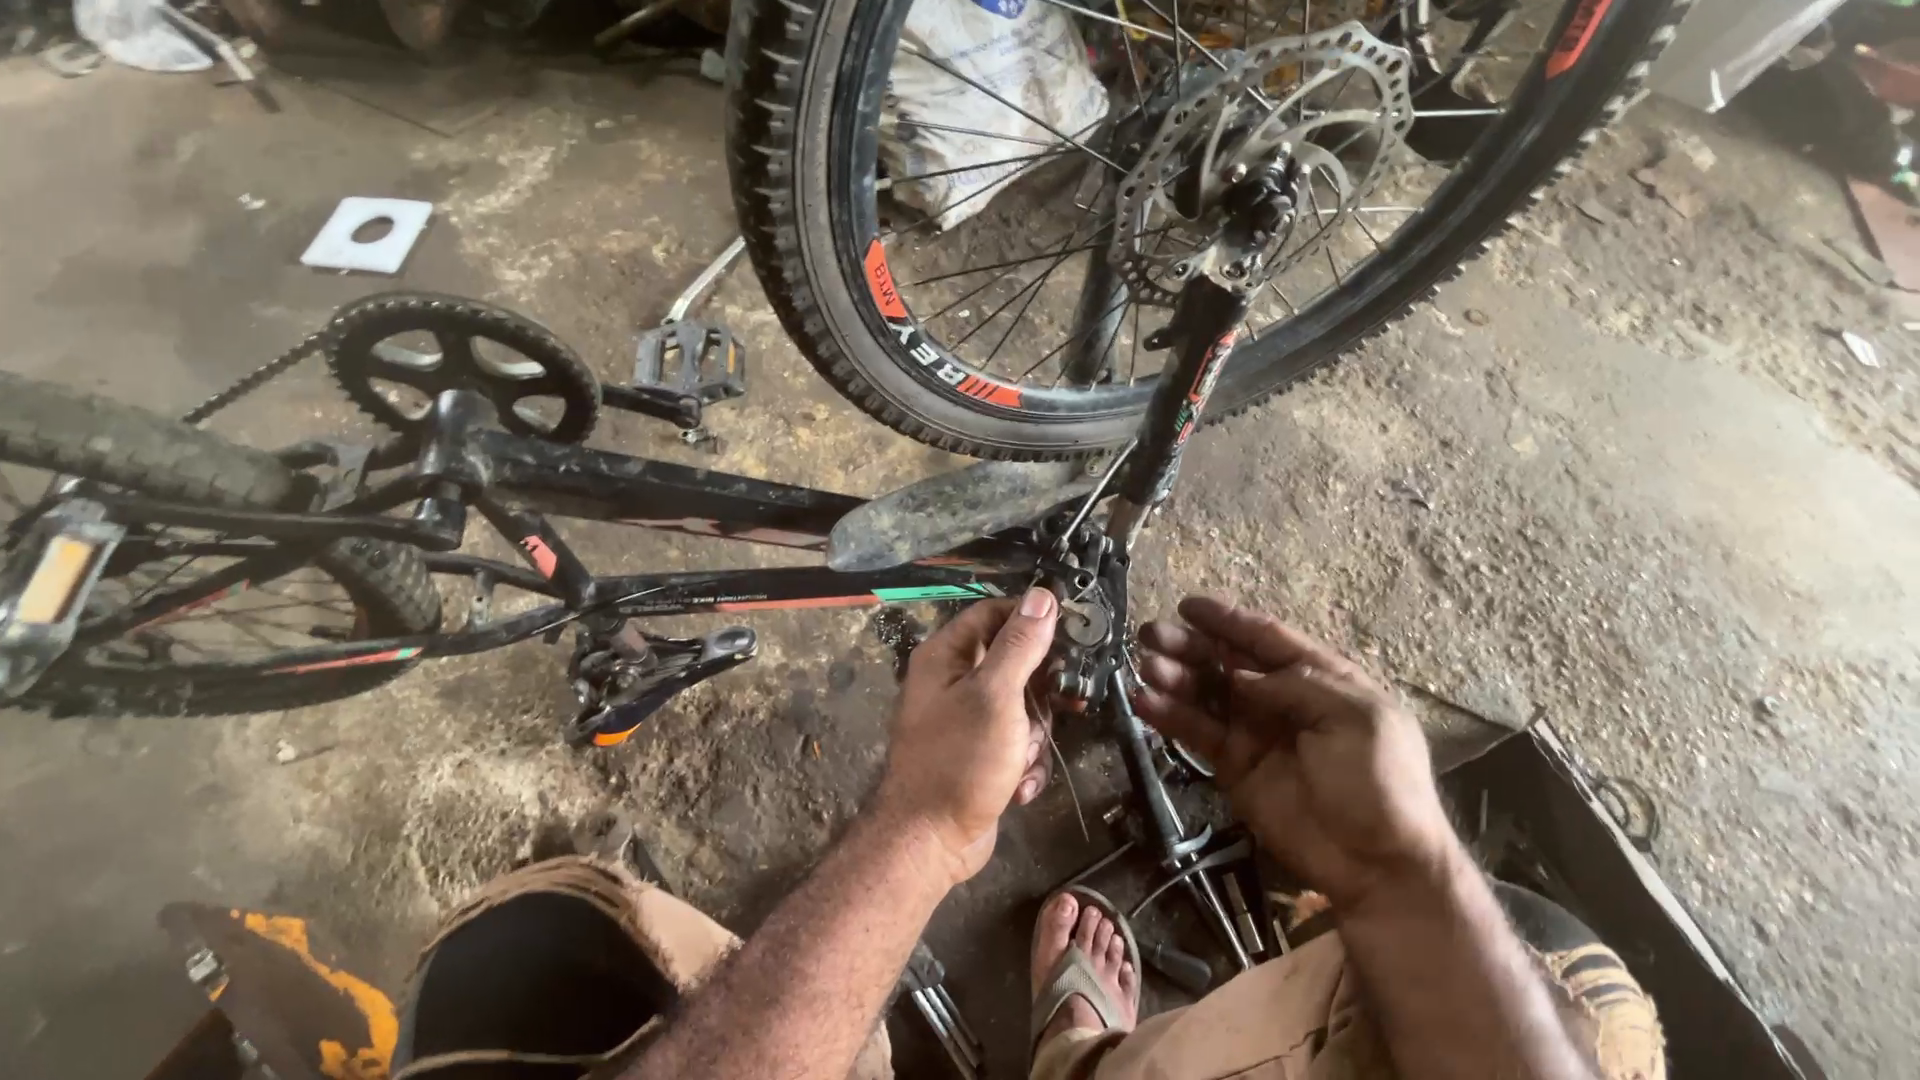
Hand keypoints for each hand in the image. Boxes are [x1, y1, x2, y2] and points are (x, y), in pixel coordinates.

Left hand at [873, 589, 1058, 886]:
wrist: (930, 842)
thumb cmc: (960, 760)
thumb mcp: (996, 696)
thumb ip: (1020, 645)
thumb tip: (1042, 595)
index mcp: (946, 656)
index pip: (993, 614)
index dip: (1032, 619)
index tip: (1071, 634)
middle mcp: (951, 681)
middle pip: (1015, 664)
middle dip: (1039, 696)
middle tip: (1059, 711)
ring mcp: (965, 720)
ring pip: (1023, 708)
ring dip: (1034, 736)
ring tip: (1022, 759)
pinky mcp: (979, 754)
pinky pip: (1016, 742)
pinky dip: (1024, 763)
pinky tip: (1018, 785)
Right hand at [1133, 596, 1458, 909]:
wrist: (1378, 866)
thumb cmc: (1380, 784)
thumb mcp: (1358, 721)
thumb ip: (1298, 687)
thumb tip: (1239, 674)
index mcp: (1320, 680)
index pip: (1268, 640)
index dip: (1229, 620)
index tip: (1189, 606)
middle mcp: (1281, 699)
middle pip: (1228, 662)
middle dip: (1190, 645)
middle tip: (1151, 634)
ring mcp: (1254, 733)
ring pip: (1206, 694)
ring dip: (1175, 676)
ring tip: (1145, 665)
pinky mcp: (1233, 766)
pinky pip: (1197, 733)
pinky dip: (1169, 717)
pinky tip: (1144, 702)